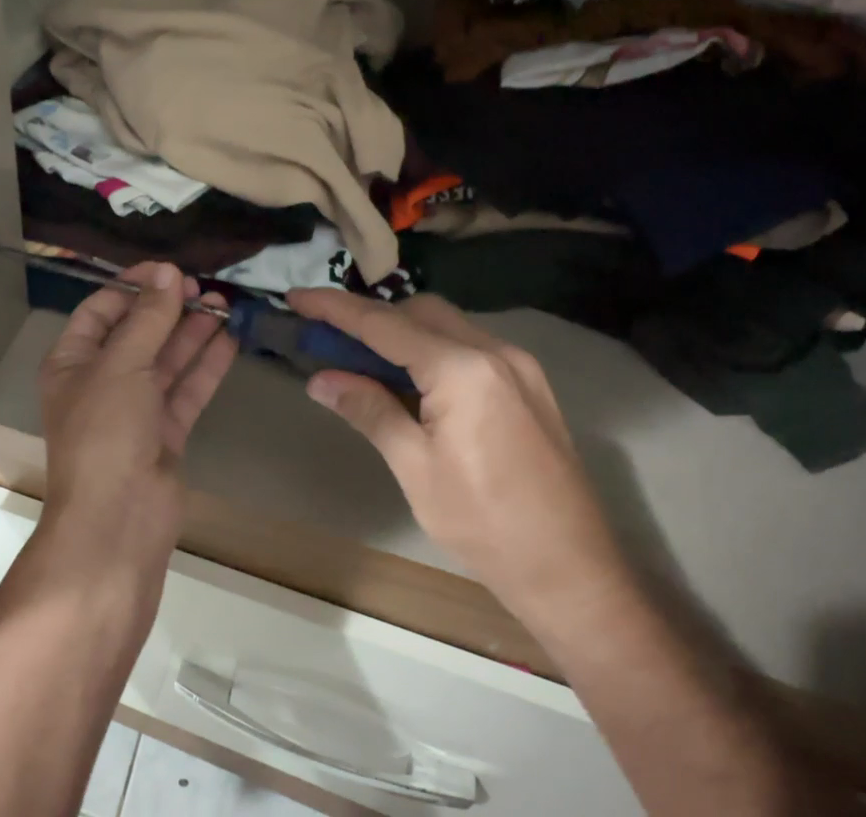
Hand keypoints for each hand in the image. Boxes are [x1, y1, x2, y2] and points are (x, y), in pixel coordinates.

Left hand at [36, 262, 236, 571]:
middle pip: (137, 334)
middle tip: (205, 287)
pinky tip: (231, 340)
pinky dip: (206, 366)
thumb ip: (148, 319)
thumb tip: (168, 272)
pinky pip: (186, 390)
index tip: (170, 269)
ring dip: (193, 333)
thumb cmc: (105, 433)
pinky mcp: (164, 433)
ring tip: (225, 304)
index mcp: (72, 363)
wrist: (118, 519)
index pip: (101, 311)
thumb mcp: (121, 366)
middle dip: (169, 309)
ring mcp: (134, 410)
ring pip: (166, 361)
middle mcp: (100, 382)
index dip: (133, 287)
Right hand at [287, 290, 631, 620]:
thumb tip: (321, 380)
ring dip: (402, 333)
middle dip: (371, 316)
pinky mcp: (529, 387)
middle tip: (327, 338)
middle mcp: (496, 353)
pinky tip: (409, 382)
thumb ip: (369, 411)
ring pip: (448, 327)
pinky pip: (470, 348)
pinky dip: (432, 351)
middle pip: (420, 312)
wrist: (570, 568)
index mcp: (463, 370)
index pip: (385, 325)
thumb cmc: (483, 522)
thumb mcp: (414, 467)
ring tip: (360, 361)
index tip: (295, 297)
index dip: (335, 308)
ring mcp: (519, 368)